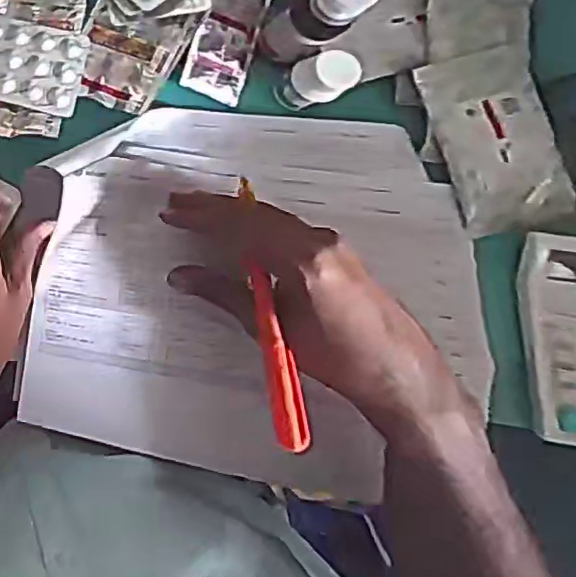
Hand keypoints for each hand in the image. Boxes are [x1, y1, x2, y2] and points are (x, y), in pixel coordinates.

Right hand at [161, 190, 472, 440]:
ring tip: (199, 211)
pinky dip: (255, 224)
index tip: (172, 213)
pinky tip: (239, 230)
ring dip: (233, 214)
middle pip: (255, 213)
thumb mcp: (275, 329)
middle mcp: (318, 239)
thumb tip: (182, 276)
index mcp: (303, 257)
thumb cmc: (340, 359)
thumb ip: (227, 295)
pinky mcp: (335, 250)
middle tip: (177, 202)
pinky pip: (285, 227)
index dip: (202, 218)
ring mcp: (330, 242)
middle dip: (213, 207)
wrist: (403, 375)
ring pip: (270, 217)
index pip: (242, 226)